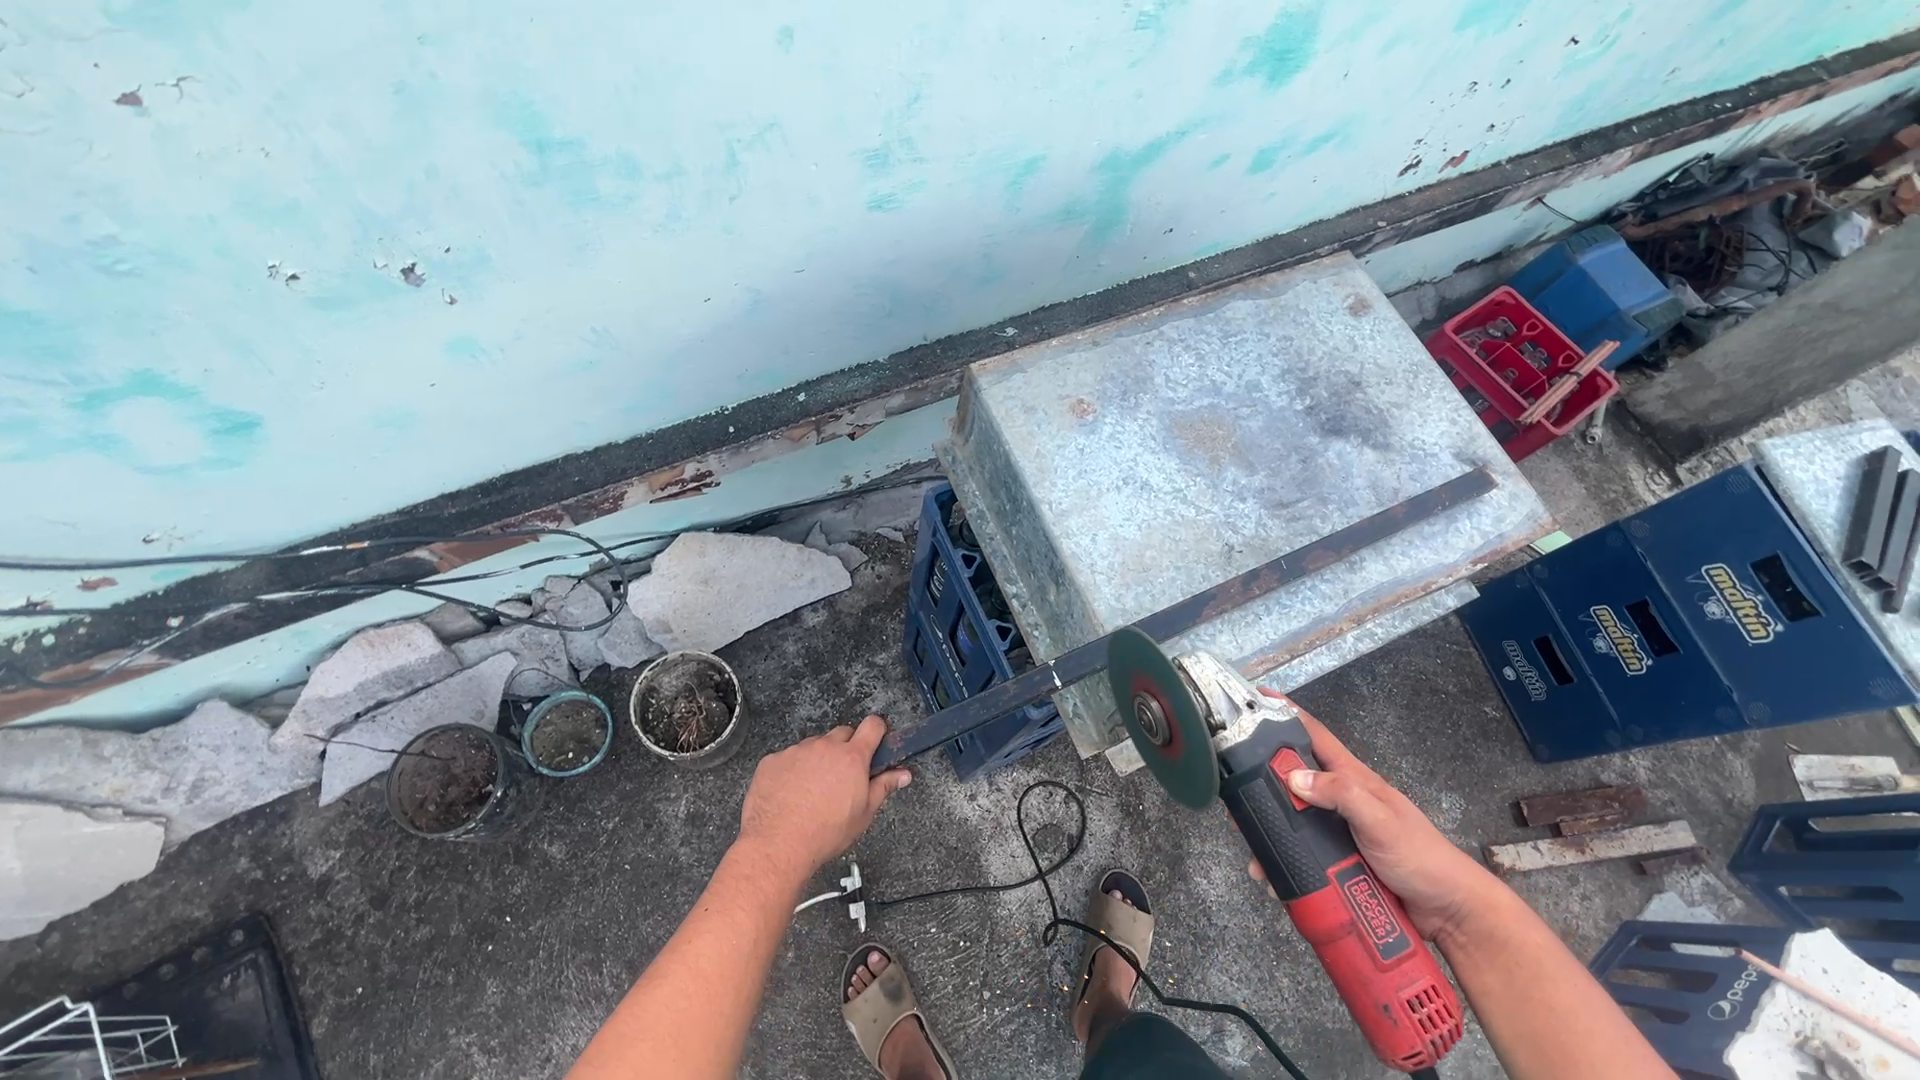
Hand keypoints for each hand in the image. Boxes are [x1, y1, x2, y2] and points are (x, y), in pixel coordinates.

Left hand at [736, 715, 912, 885]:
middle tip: (844, 774)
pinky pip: (788, 757)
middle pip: (842, 733)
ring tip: (814, 789)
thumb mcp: (864, 813)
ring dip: (818, 759)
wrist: (778, 844)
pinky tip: (792, 793)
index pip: (873, 726)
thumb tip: (902, 775)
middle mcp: (825, 747)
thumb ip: (884, 787)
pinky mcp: (773, 760)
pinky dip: (792, 769)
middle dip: (846, 748)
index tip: (876, 739)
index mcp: (852, 758)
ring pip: (814, 745)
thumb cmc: (822, 833)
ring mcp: (797, 751)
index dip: (877, 730)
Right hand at [1247, 689, 1497, 943]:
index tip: (1257, 697)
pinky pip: (1301, 855)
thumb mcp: (1380, 820)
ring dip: (1271, 831)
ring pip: (1293, 821)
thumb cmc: (1421, 857)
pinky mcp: (1337, 860)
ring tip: (1251, 847)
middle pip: (1293, 780)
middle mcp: (1341, 800)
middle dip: (1262, 782)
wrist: (1448, 911)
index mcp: (1354, 779)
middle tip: (1232, 789)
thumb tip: (1292, 776)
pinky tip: (1271, 874)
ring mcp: (1339, 830)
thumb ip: (1341, 794)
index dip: (1286, 713)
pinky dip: (1283, 861)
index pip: (1314, 735)